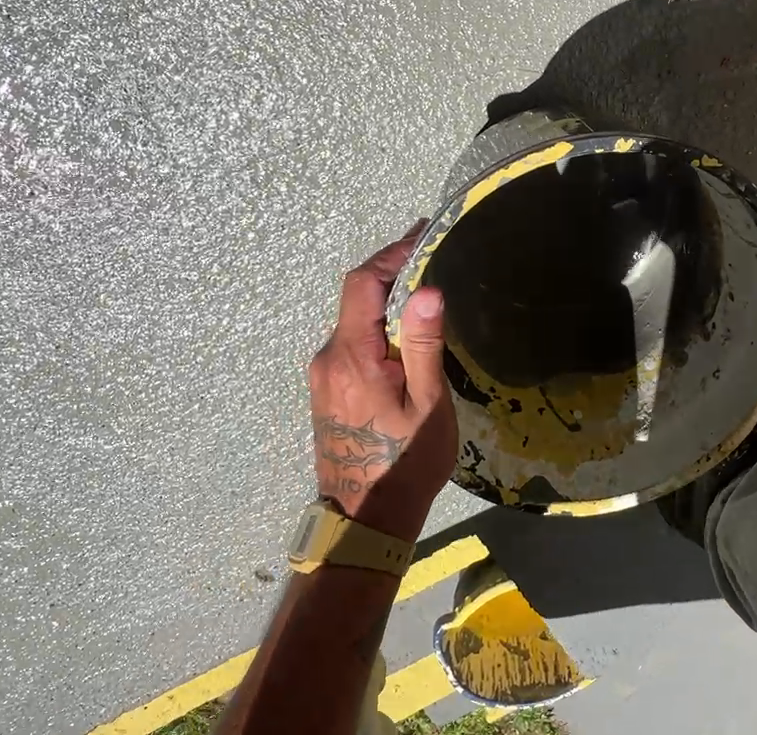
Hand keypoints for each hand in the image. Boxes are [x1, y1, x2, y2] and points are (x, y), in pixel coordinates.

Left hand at [307, 225, 456, 542]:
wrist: (365, 521)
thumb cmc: (405, 462)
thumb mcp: (426, 404)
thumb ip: (422, 346)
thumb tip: (427, 290)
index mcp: (351, 357)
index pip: (362, 284)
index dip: (391, 254)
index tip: (422, 235)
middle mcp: (328, 359)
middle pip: (356, 298)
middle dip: (393, 272)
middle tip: (433, 257)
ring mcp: (323, 376)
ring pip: (354, 321)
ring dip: (386, 301)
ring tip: (426, 293)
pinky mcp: (327, 390)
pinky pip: (352, 343)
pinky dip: (378, 326)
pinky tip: (405, 335)